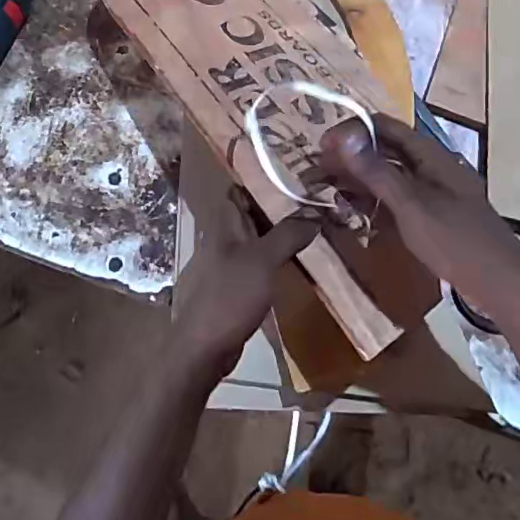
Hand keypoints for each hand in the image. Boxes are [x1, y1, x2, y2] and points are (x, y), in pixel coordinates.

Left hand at [168, 189, 318, 377]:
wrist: (205, 346)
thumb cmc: (230, 295)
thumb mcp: (263, 260)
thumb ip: (287, 234)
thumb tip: (314, 214)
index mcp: (223, 224)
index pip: (239, 189)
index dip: (262, 178)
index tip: (293, 173)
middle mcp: (222, 238)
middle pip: (250, 213)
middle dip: (278, 206)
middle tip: (313, 200)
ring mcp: (226, 262)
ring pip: (255, 238)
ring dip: (279, 233)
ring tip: (313, 226)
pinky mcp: (234, 285)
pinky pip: (257, 261)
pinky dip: (275, 257)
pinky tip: (297, 260)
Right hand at [319, 114, 519, 319]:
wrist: (503, 287)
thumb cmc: (457, 242)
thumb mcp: (411, 206)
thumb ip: (377, 172)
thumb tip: (343, 136)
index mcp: (431, 157)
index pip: (385, 127)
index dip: (353, 130)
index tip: (322, 145)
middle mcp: (431, 169)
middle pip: (385, 151)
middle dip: (350, 156)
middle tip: (316, 170)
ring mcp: (432, 194)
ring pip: (388, 177)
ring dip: (357, 180)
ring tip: (326, 188)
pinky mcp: (431, 217)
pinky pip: (395, 200)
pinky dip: (372, 201)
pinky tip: (351, 211)